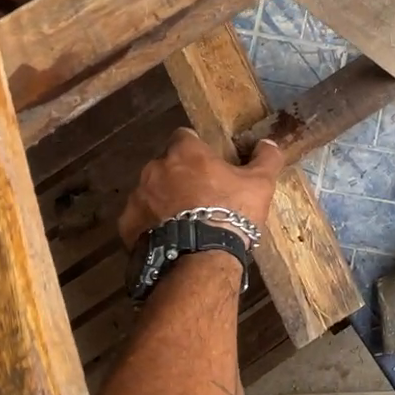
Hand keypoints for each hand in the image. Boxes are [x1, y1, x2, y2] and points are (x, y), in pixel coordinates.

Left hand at [117, 128, 284, 243]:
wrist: (200, 258)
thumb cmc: (232, 212)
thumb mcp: (261, 184)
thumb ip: (266, 158)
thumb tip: (268, 142)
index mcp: (185, 153)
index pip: (185, 136)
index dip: (197, 148)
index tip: (209, 164)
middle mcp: (155, 169)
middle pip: (166, 165)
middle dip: (179, 176)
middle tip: (201, 196)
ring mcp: (137, 197)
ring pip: (151, 191)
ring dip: (164, 200)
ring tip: (185, 222)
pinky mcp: (127, 225)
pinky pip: (140, 218)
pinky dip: (152, 224)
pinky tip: (170, 238)